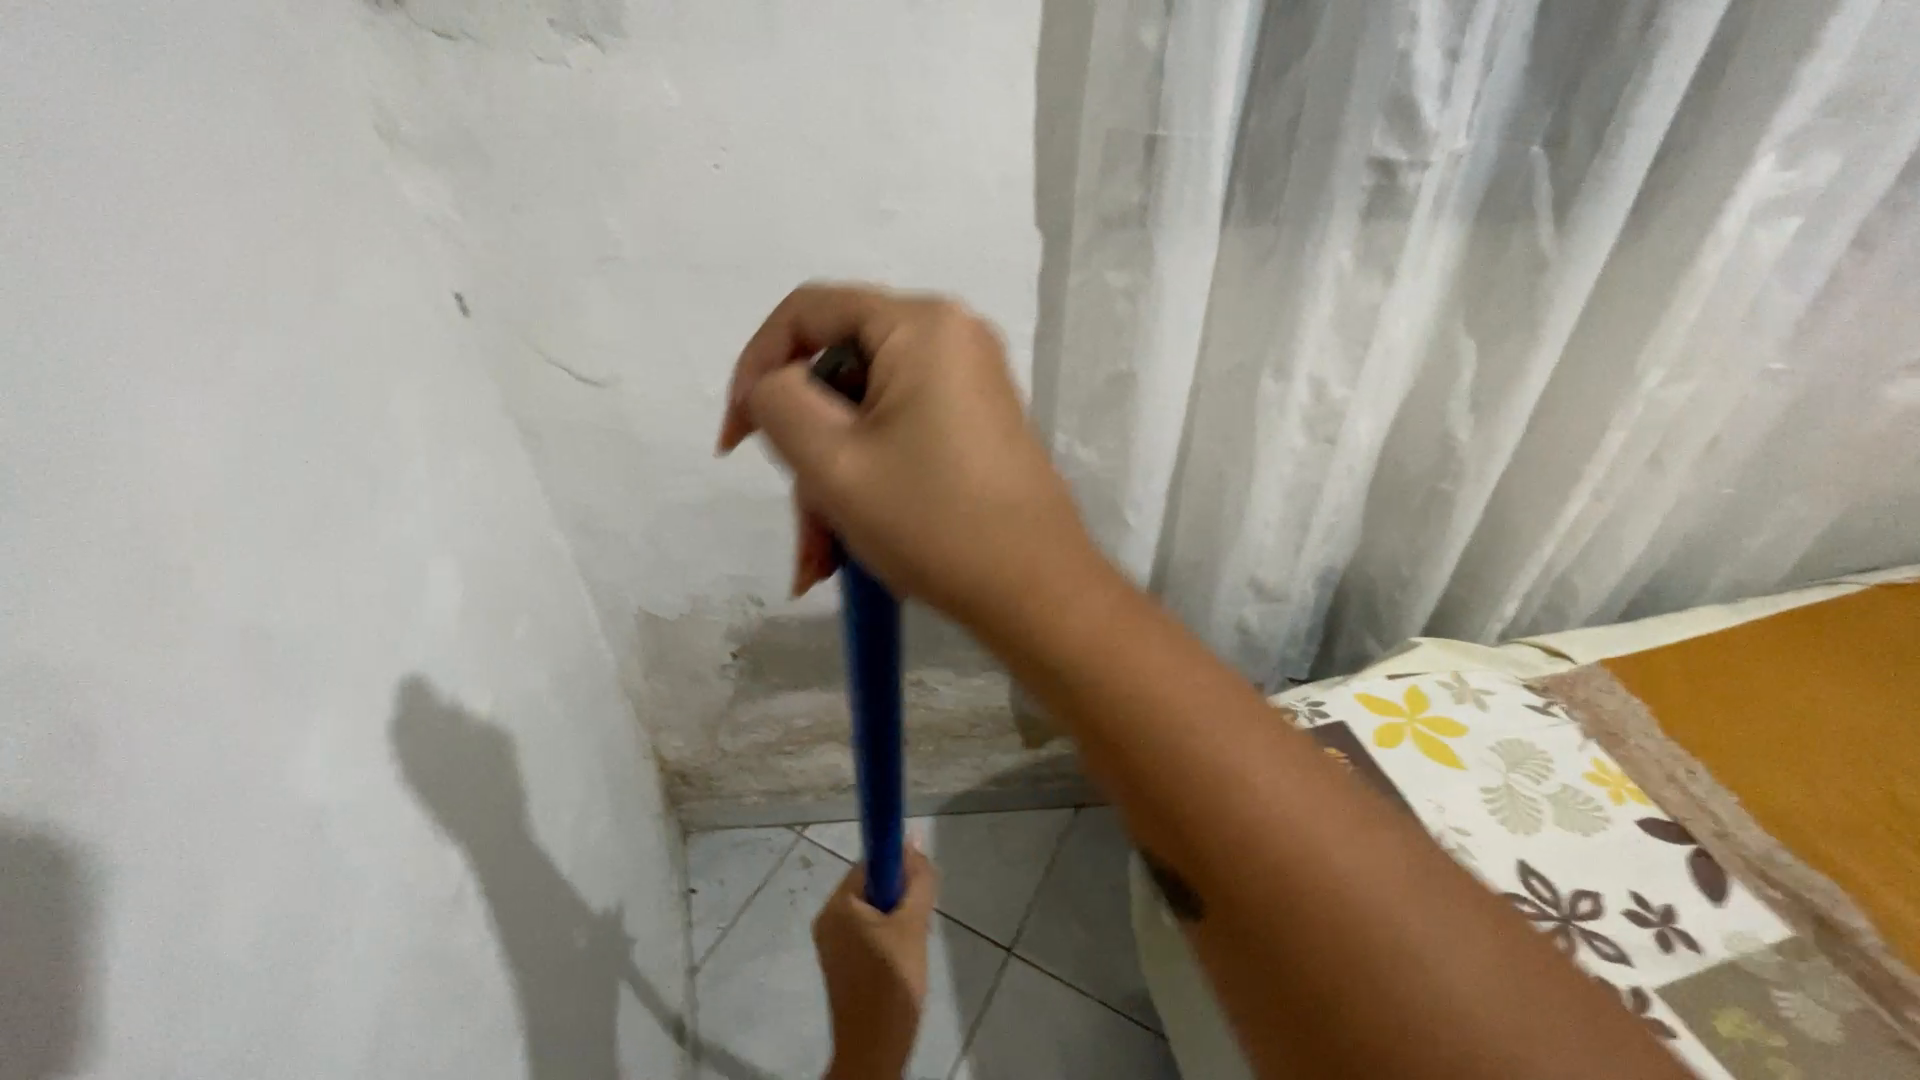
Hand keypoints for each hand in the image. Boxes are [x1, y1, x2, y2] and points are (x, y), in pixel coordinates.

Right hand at [716, 283, 1098, 629]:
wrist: (1037, 593)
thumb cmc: (934, 523)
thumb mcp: (833, 463)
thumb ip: (778, 404)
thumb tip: (773, 386)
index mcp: (921, 325)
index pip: (806, 312)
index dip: (754, 368)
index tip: (736, 443)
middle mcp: (951, 339)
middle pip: (838, 377)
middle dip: (806, 459)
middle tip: (803, 532)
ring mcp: (969, 385)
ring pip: (864, 421)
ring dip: (832, 489)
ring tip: (823, 564)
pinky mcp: (976, 427)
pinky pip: (898, 440)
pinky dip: (868, 488)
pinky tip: (850, 553)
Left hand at [813, 847, 938, 1079]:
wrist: (874, 1050)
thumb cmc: (892, 982)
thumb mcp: (913, 925)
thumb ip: (918, 882)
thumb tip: (915, 842)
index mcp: (837, 906)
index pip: (870, 863)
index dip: (898, 865)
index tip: (923, 880)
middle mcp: (827, 919)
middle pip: (871, 887)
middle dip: (900, 895)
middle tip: (921, 918)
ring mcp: (831, 944)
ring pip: (872, 911)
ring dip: (898, 917)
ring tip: (915, 942)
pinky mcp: (841, 964)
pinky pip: (866, 933)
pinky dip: (888, 936)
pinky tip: (904, 958)